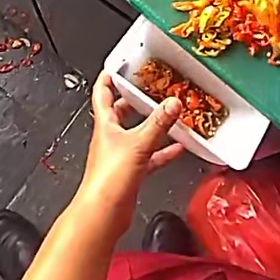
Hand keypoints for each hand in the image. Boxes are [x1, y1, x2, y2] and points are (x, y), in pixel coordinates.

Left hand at [73, 73, 184, 237]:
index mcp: (105, 125)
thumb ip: (158, 123)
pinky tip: (177, 148)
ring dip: (152, 125)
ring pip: (137, 133)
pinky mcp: (130, 171)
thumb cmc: (107, 179)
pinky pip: (149, 156)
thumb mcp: (138, 143)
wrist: (102, 214)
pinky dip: (163, 151)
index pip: (102, 93)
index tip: (118, 65)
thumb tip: (172, 103)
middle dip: (135, 100)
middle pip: (120, 112)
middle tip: (150, 88)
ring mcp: (120, 154)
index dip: (108, 78)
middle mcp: (110, 137)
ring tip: (170, 115)